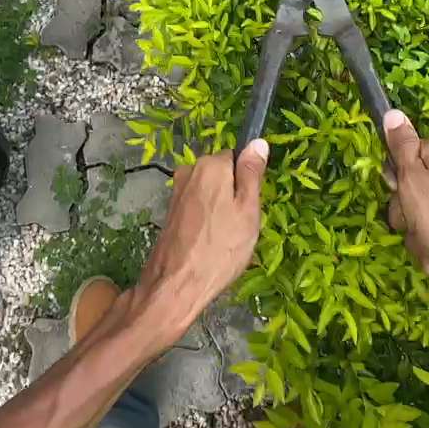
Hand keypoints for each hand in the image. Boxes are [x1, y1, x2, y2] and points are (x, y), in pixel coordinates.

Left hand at [133, 141, 268, 337]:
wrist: (175, 284)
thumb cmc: (220, 249)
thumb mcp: (247, 211)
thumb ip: (251, 174)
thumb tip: (257, 142)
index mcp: (211, 165)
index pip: (237, 158)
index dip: (246, 182)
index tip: (248, 206)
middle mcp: (190, 170)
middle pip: (222, 174)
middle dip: (232, 195)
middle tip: (239, 226)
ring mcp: (177, 190)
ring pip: (209, 192)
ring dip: (219, 209)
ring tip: (224, 240)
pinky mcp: (170, 210)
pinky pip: (197, 206)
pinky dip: (205, 221)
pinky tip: (209, 244)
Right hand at [383, 109, 428, 309]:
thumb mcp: (412, 179)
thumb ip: (401, 146)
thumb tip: (392, 112)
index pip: (403, 152)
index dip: (395, 174)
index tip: (397, 190)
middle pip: (410, 180)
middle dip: (404, 205)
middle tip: (410, 219)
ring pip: (417, 206)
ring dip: (413, 227)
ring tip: (422, 240)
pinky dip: (427, 239)